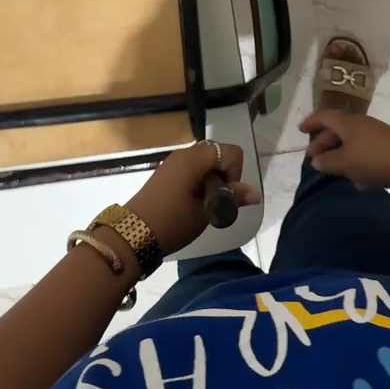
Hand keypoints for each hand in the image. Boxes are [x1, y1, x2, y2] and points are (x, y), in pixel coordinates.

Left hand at [125, 140, 259, 252]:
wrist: (132, 236)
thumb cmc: (172, 221)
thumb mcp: (206, 212)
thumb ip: (232, 198)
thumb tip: (257, 194)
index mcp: (194, 158)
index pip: (230, 152)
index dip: (235, 173)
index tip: (223, 195)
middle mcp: (184, 154)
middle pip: (218, 156)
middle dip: (224, 178)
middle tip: (215, 203)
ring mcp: (173, 164)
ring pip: (206, 165)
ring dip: (212, 183)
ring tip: (204, 207)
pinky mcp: (166, 175)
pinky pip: (192, 171)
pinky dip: (199, 185)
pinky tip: (191, 206)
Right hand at [299, 110, 389, 192]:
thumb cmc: (373, 159)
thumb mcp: (344, 162)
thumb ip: (327, 162)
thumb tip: (316, 161)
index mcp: (349, 122)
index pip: (325, 116)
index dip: (312, 122)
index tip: (301, 130)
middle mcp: (362, 125)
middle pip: (338, 130)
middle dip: (324, 143)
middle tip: (314, 159)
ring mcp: (377, 137)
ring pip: (352, 143)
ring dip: (341, 155)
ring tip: (333, 172)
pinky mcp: (388, 151)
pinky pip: (365, 154)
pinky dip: (357, 164)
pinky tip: (358, 181)